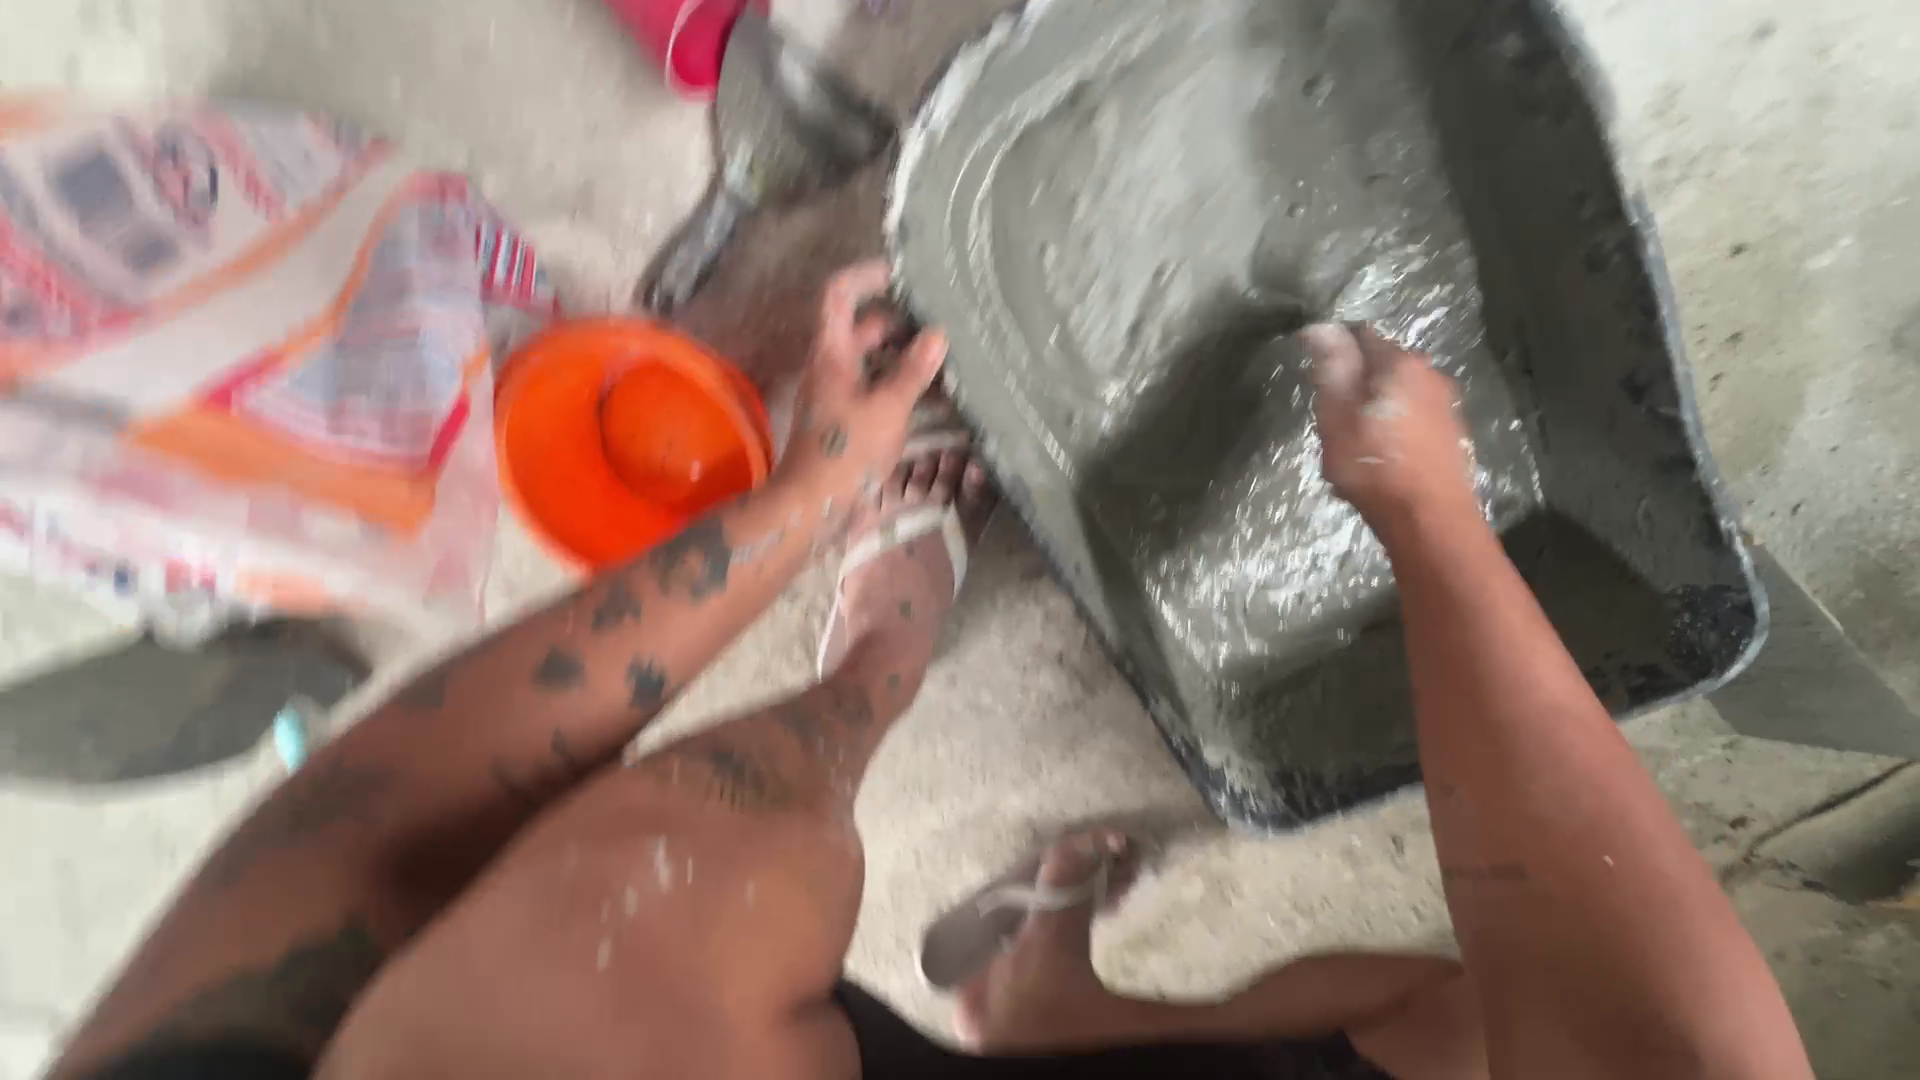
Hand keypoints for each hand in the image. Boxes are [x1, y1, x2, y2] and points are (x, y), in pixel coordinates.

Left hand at [776, 259, 947, 503]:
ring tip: (946, 358)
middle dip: (899, 323)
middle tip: (939, 322)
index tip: (900, 274)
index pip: (839, 295)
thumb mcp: (887, 408)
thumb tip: (937, 334)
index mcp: (831, 353)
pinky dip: (902, 388)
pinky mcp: (849, 421)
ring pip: (873, 362)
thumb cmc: (846, 451)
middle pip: (862, 329)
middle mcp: (832, 368)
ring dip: (904, 358)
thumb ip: (912, 371)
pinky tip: (935, 397)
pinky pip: (877, 391)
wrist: (814, 504)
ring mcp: (839, 395)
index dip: (865, 276)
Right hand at [1304, 322, 1477, 534]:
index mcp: (1399, 364)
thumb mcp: (1336, 416)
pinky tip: (1381, 452)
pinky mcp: (1451, 432)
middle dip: (1355, 381)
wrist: (1428, 517)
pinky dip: (1393, 423)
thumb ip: (1331, 368)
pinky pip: (1413, 414)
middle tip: (1330, 414)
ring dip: (1375, 404)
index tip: (1316, 377)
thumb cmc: (1372, 466)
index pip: (1361, 335)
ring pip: (1399, 391)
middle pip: (1382, 364)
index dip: (1335, 350)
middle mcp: (1430, 374)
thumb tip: (1320, 326)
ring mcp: (1446, 404)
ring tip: (1353, 437)